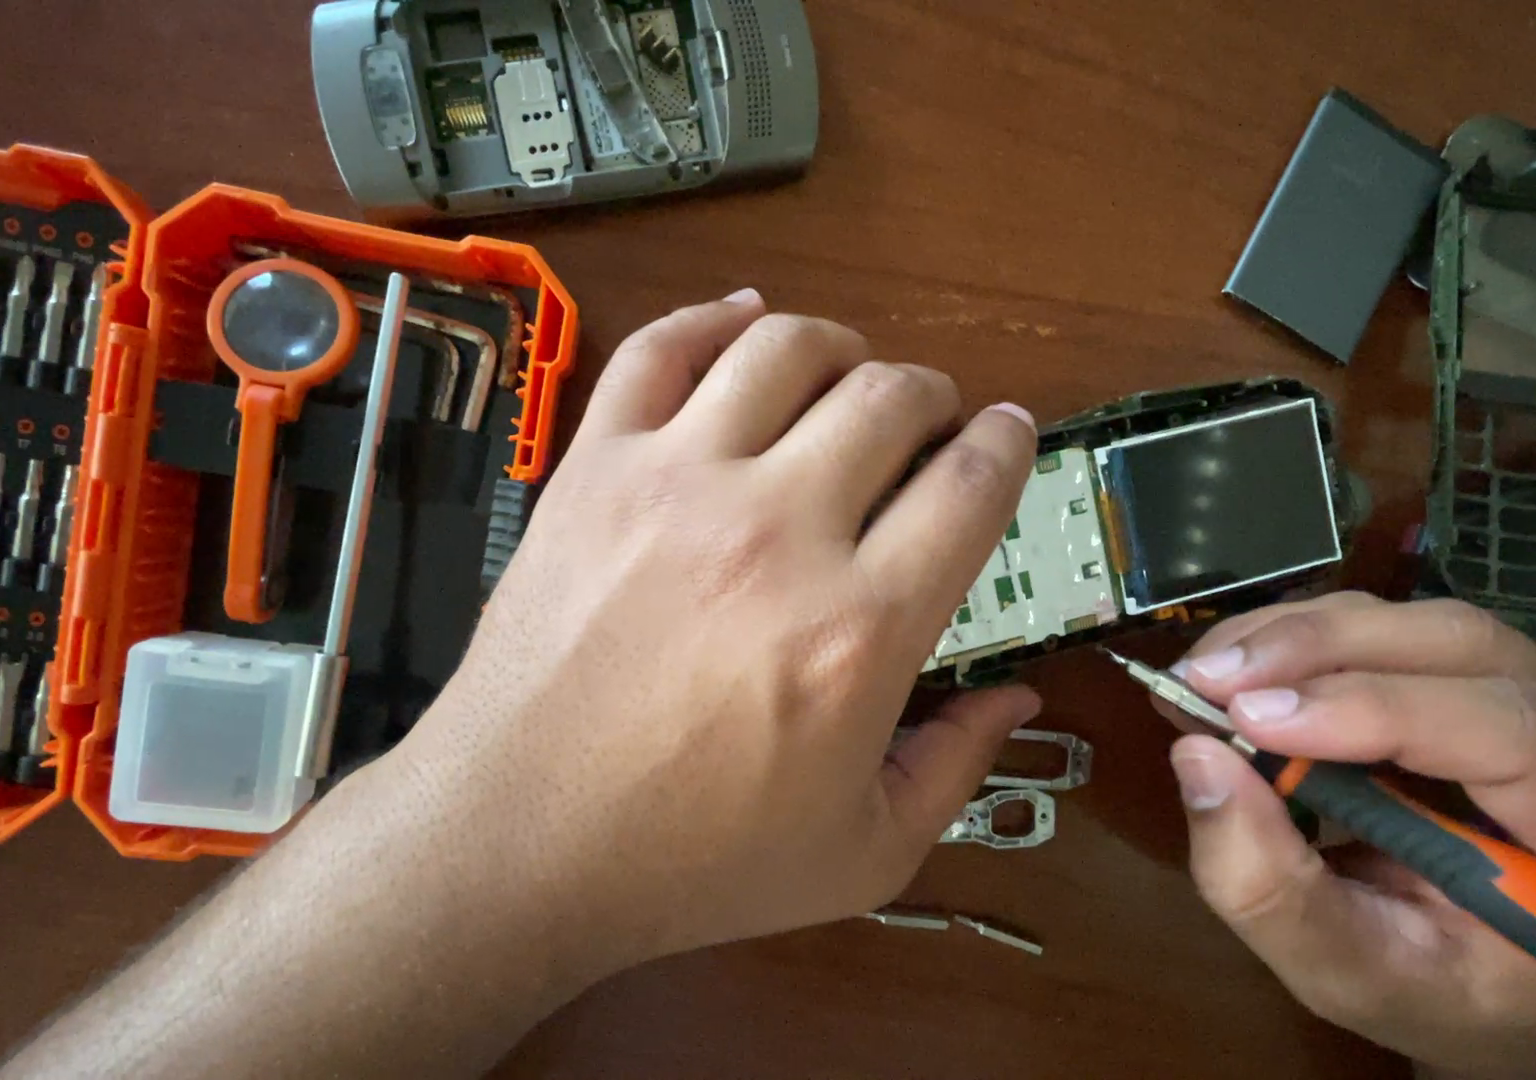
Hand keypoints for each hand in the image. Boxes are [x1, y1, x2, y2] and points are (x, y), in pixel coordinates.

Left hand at [0, 294, 1043, 1078]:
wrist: (517, 838)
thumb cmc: (693, 858)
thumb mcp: (863, 849)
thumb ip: (958, 764)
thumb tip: (1019, 692)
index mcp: (859, 627)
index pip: (970, 484)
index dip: (1006, 443)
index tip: (1007, 434)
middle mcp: (778, 531)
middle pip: (890, 397)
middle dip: (931, 396)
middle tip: (925, 421)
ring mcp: (676, 484)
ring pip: (786, 349)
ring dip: (840, 346)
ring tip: (845, 373)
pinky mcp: (595, 469)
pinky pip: (661, 349)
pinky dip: (713, 317)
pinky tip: (743, 321)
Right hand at [1160, 593, 1535, 1079]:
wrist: (1533, 981)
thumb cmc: (1467, 995)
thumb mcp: (1364, 979)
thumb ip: (1276, 893)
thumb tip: (1195, 758)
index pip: (1517, 738)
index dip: (1372, 712)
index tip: (1244, 722)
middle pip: (1460, 646)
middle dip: (1314, 649)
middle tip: (1199, 680)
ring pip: (1414, 622)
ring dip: (1291, 634)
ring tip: (1202, 674)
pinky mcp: (1470, 678)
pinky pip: (1382, 628)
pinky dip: (1292, 636)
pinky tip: (1236, 669)